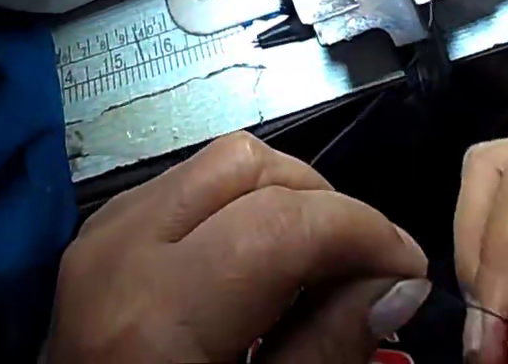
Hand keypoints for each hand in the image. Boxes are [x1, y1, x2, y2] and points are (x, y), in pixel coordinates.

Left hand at [48, 132, 431, 363]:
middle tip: (363, 259)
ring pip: (210, 162)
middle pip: (240, 163)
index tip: (409, 262)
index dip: (357, 228)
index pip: (275, 221)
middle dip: (317, 197)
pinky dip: (231, 203)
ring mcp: (101, 228)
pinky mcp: (98, 227)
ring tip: (317, 255)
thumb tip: (391, 280)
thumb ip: (325, 351)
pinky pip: (180, 183)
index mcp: (156, 312)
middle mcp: (119, 245)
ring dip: (276, 193)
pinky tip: (255, 255)